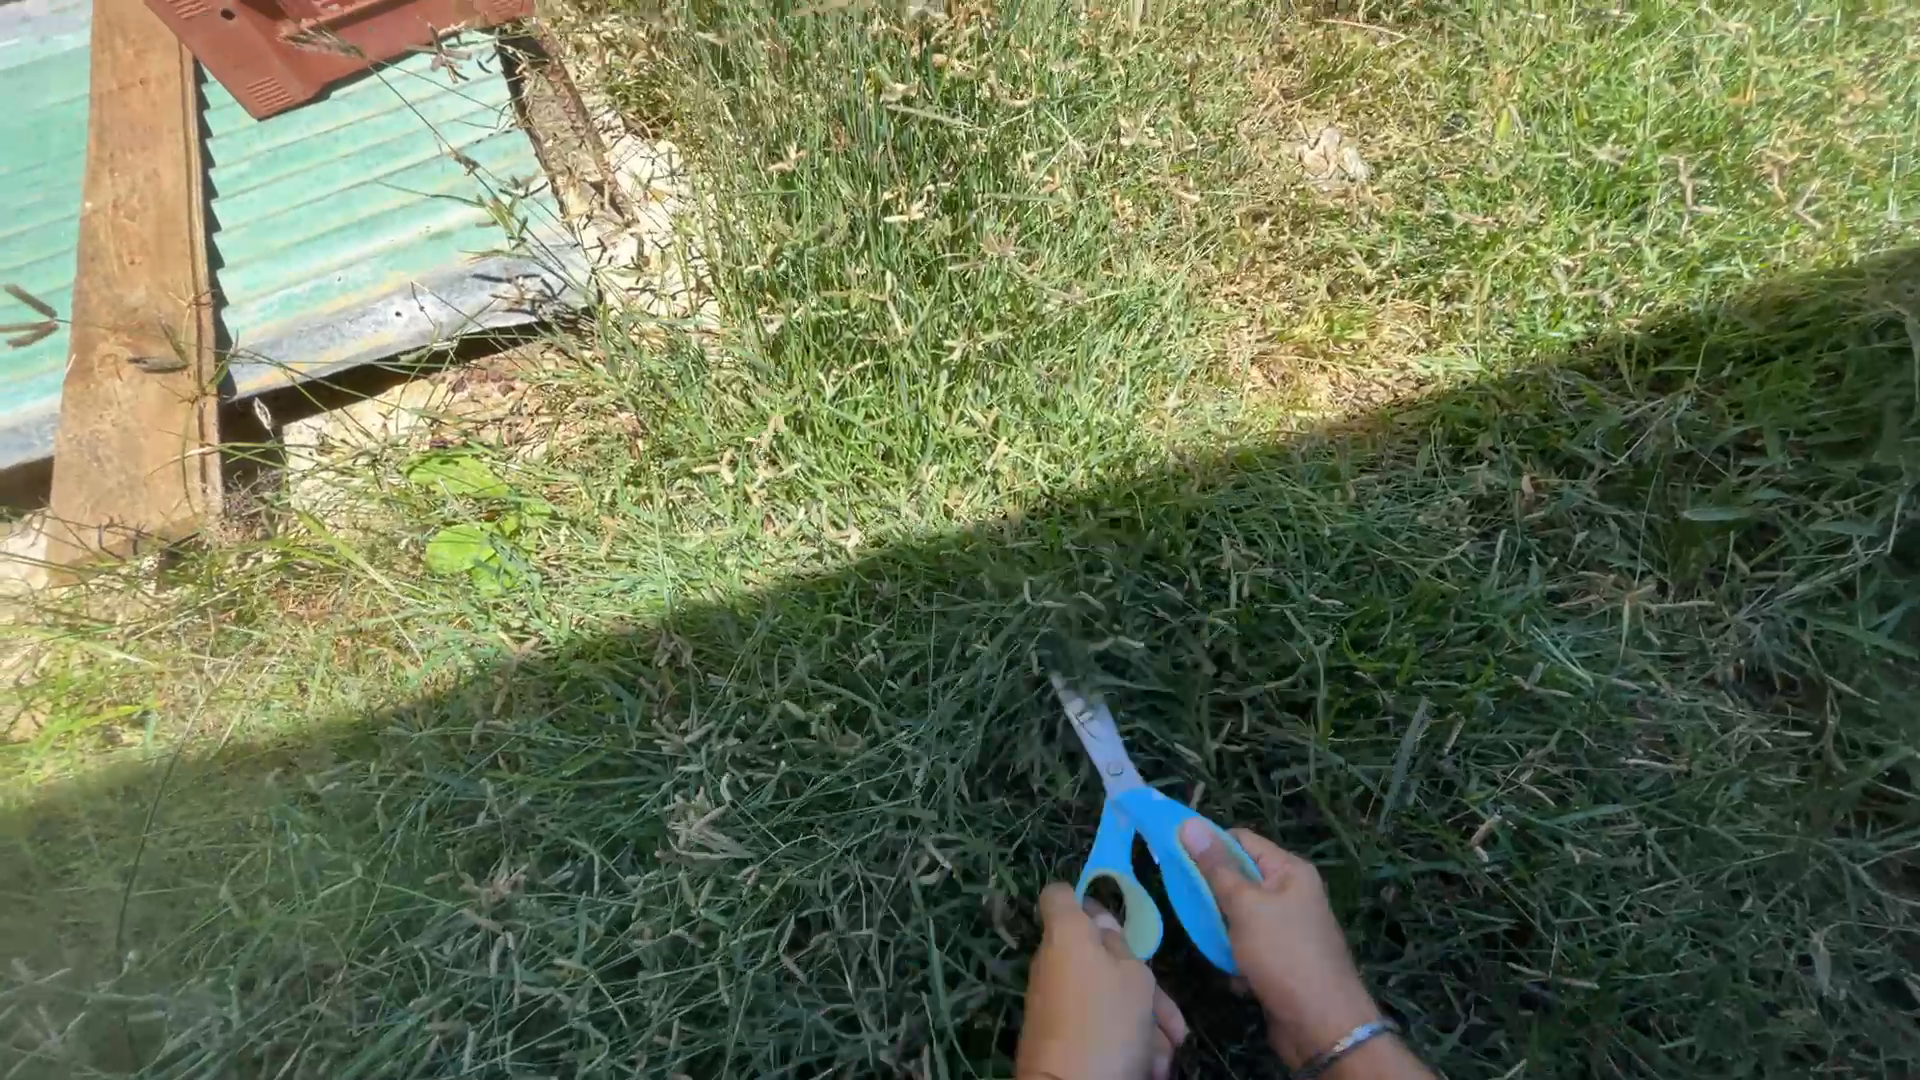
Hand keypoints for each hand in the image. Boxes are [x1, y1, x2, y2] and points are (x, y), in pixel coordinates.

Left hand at [1016, 883, 1188, 1079]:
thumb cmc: (1107, 1021)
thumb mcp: (1135, 977)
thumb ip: (1124, 947)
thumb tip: (1104, 928)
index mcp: (1065, 933)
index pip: (1060, 895)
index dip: (1085, 901)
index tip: (1113, 924)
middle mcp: (1053, 961)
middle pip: (1098, 955)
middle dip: (1140, 984)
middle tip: (1171, 1019)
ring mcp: (1054, 999)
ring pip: (1104, 994)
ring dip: (1141, 1020)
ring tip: (1167, 1051)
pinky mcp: (1058, 1035)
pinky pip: (1094, 1023)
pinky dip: (1122, 1040)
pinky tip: (1151, 1067)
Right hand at [1177, 821, 1380, 1067]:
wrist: (1325, 1030)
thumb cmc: (1284, 955)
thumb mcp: (1244, 905)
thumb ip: (1215, 866)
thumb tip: (1189, 823)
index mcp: (1289, 870)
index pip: (1240, 839)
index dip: (1208, 845)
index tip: (1176, 857)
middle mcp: (1291, 892)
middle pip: (1238, 876)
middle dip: (1211, 891)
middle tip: (1186, 901)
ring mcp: (1288, 927)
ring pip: (1238, 912)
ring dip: (1220, 926)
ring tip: (1209, 940)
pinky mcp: (1282, 957)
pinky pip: (1247, 942)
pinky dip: (1235, 952)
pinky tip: (1231, 970)